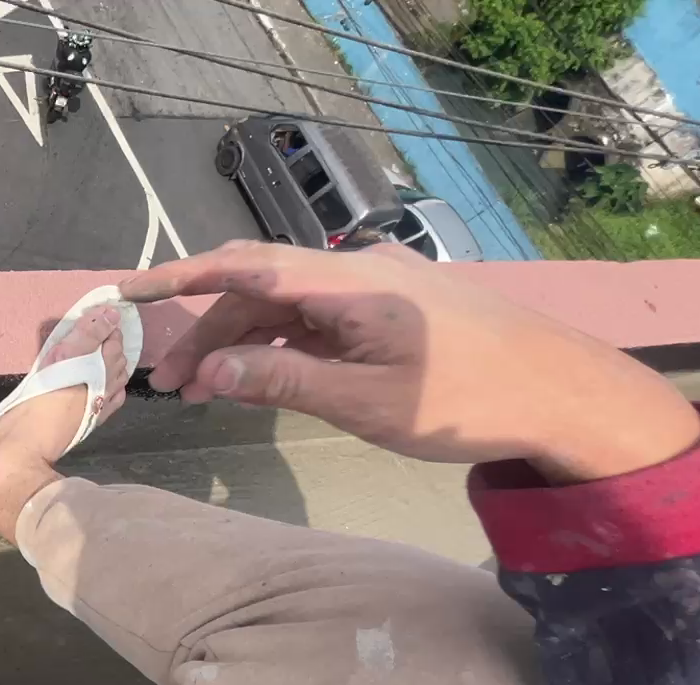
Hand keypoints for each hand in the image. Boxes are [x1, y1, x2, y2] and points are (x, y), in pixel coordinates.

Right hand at [120, 241, 699, 482]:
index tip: (129, 291)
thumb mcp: (366, 400)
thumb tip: (210, 370)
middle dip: (202, 334)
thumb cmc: (468, 401)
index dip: (182, 275)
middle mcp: (353, 275)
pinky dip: (266, 351)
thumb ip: (282, 380)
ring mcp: (365, 293)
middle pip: (253, 292)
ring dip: (231, 348)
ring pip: (274, 310)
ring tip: (196, 394)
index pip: (247, 267)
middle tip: (166, 386)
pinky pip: (303, 323)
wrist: (570, 400)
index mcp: (352, 284)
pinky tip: (246, 382)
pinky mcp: (375, 313)